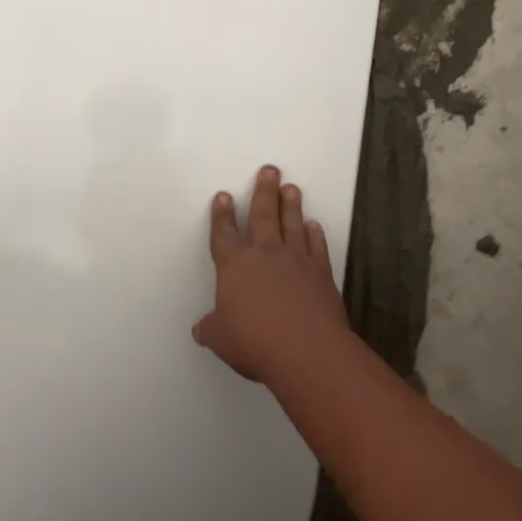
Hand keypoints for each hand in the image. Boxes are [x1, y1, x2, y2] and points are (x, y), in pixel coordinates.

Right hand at [194, 165, 349, 381]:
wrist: (306, 350)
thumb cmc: (255, 342)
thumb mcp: (221, 339)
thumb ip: (211, 329)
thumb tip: (201, 329)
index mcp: (235, 266)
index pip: (224, 234)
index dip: (221, 215)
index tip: (223, 196)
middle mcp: (265, 255)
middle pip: (262, 215)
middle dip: (263, 192)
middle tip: (269, 170)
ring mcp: (296, 261)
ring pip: (292, 224)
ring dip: (291, 205)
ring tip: (290, 187)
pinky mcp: (320, 273)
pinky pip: (317, 246)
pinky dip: (315, 234)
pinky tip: (314, 225)